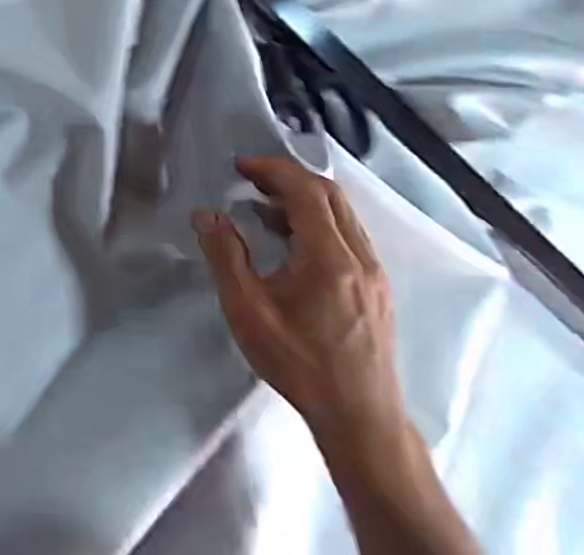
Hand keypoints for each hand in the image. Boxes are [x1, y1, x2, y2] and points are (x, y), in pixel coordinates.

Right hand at [194, 157, 479, 554]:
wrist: (360, 417)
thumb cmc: (298, 362)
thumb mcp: (248, 310)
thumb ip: (225, 255)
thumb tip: (206, 214)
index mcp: (330, 257)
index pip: (307, 191)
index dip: (273, 170)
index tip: (240, 166)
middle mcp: (360, 256)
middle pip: (330, 194)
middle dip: (288, 177)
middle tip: (250, 177)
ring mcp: (374, 272)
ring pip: (343, 214)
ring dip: (303, 198)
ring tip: (262, 206)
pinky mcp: (376, 288)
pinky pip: (348, 235)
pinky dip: (317, 220)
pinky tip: (290, 240)